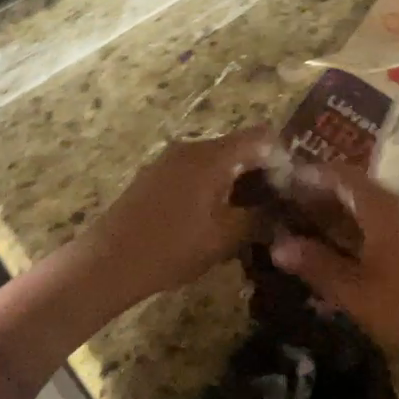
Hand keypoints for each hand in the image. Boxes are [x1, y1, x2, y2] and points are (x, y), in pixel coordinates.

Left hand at [77, 125, 275, 302]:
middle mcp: (192, 147)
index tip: (293, 187)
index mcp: (213, 155)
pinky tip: (214, 218)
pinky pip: (195, 171)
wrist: (106, 262)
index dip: (283, 156)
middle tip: (276, 206)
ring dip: (236, 181)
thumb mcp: (225, 238)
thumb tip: (281, 212)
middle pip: (239, 147)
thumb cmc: (171, 248)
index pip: (262, 137)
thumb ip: (258, 219)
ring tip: (247, 216)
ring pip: (217, 160)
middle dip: (261, 172)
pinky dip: (212, 186)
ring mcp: (170, 159)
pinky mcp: (155, 175)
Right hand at [268, 163, 398, 377]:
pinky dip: (367, 228)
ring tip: (316, 230)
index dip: (313, 174)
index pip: (343, 175)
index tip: (286, 181)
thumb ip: (316, 265)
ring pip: (377, 207)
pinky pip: (393, 223)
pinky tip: (353, 252)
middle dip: (327, 196)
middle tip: (294, 208)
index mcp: (385, 208)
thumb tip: (278, 245)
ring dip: (347, 214)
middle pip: (361, 189)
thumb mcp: (354, 293)